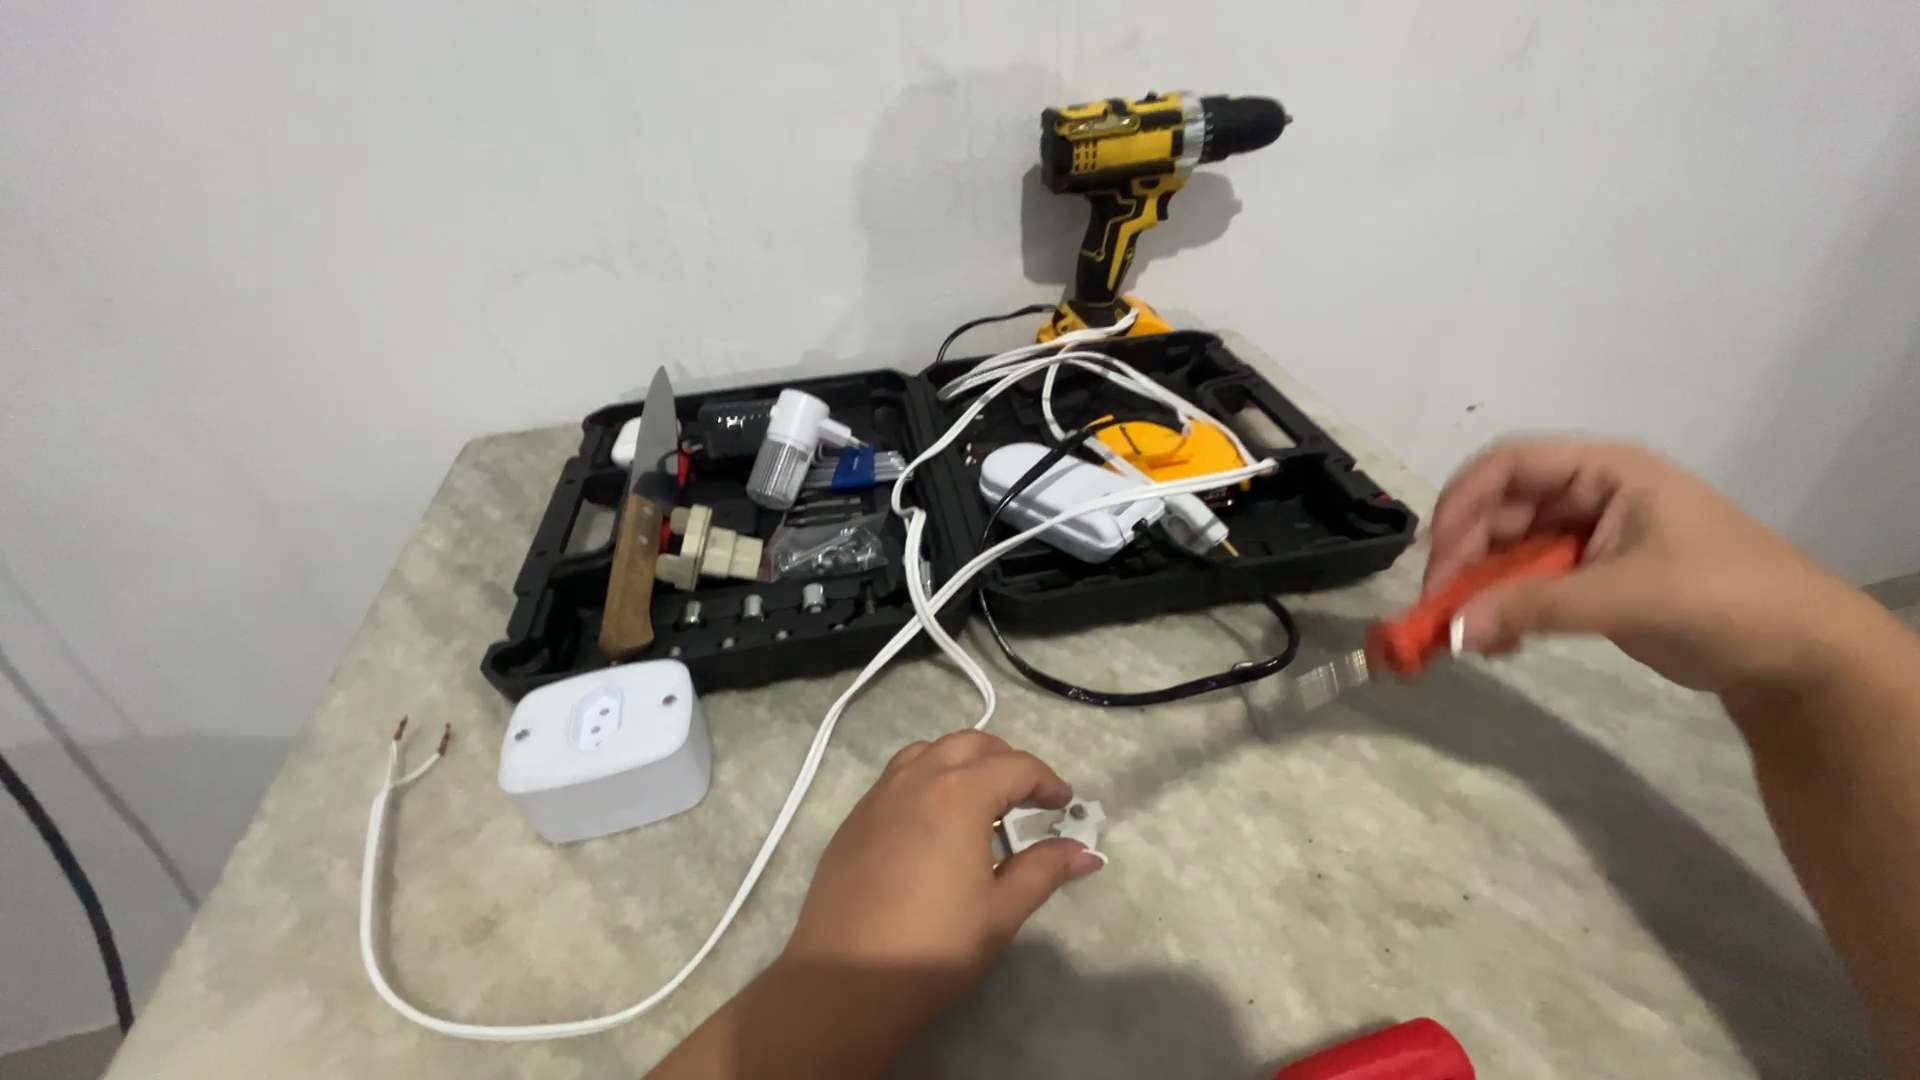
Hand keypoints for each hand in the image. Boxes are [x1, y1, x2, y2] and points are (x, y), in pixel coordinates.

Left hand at [782, 731, 1102, 1013]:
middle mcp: (918, 778)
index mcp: (958, 793)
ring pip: (929, 752)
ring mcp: (880, 794)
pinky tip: (933, 821)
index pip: (1015, 766)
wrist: (844, 980)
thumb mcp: (1000, 911)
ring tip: (979, 800)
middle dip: (1005, 761)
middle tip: (1026, 797)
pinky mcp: (855, 816)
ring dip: (962, 762)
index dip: (1046, 781)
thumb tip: (1086, 852)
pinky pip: (899, 775)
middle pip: (971, 745)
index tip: (1063, 805)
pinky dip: (927, 778)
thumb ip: (1044, 870)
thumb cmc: (933, 945)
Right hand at [1426, 436, 1879, 699]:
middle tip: (1439, 604)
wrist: (1804, 660)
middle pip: (1497, 510)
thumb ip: (1533, 608)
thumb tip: (1451, 631)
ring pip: (1503, 550)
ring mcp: (1584, 537)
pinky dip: (1499, 608)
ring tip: (1464, 632)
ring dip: (1477, 587)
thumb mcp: (1627, 597)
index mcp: (1606, 473)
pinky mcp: (1583, 577)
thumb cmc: (1728, 600)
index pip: (1510, 464)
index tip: (1438, 553)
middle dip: (1463, 555)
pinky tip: (1494, 641)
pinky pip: (1520, 583)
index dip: (1463, 500)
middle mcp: (1587, 496)